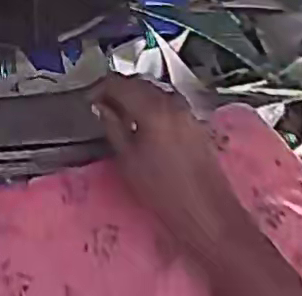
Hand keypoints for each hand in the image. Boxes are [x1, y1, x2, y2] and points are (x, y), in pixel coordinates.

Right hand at [90, 74, 237, 236]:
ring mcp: (187, 112)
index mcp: (151, 107)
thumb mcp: (128, 159)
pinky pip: (168, 102)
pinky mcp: (197, 125)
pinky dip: (152, 104)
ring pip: (153, 90)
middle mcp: (171, 102)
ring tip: (122, 112)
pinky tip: (146, 122)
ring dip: (135, 95)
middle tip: (102, 104)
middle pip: (137, 82)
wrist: (212, 219)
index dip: (98, 88)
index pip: (117, 83)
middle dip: (116, 89)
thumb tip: (101, 107)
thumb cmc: (165, 192)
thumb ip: (111, 126)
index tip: (89, 100)